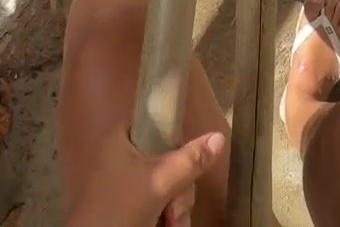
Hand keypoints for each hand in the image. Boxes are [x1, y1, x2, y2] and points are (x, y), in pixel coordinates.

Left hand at [64, 126, 224, 226]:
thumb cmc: (119, 209)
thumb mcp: (159, 183)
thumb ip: (190, 160)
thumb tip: (219, 136)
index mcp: (122, 138)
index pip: (157, 122)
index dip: (175, 140)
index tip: (184, 161)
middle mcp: (122, 155)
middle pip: (168, 158)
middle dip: (180, 187)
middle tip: (176, 207)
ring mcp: (124, 182)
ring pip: (167, 183)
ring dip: (177, 205)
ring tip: (173, 224)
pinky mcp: (128, 205)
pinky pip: (158, 200)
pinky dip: (168, 215)